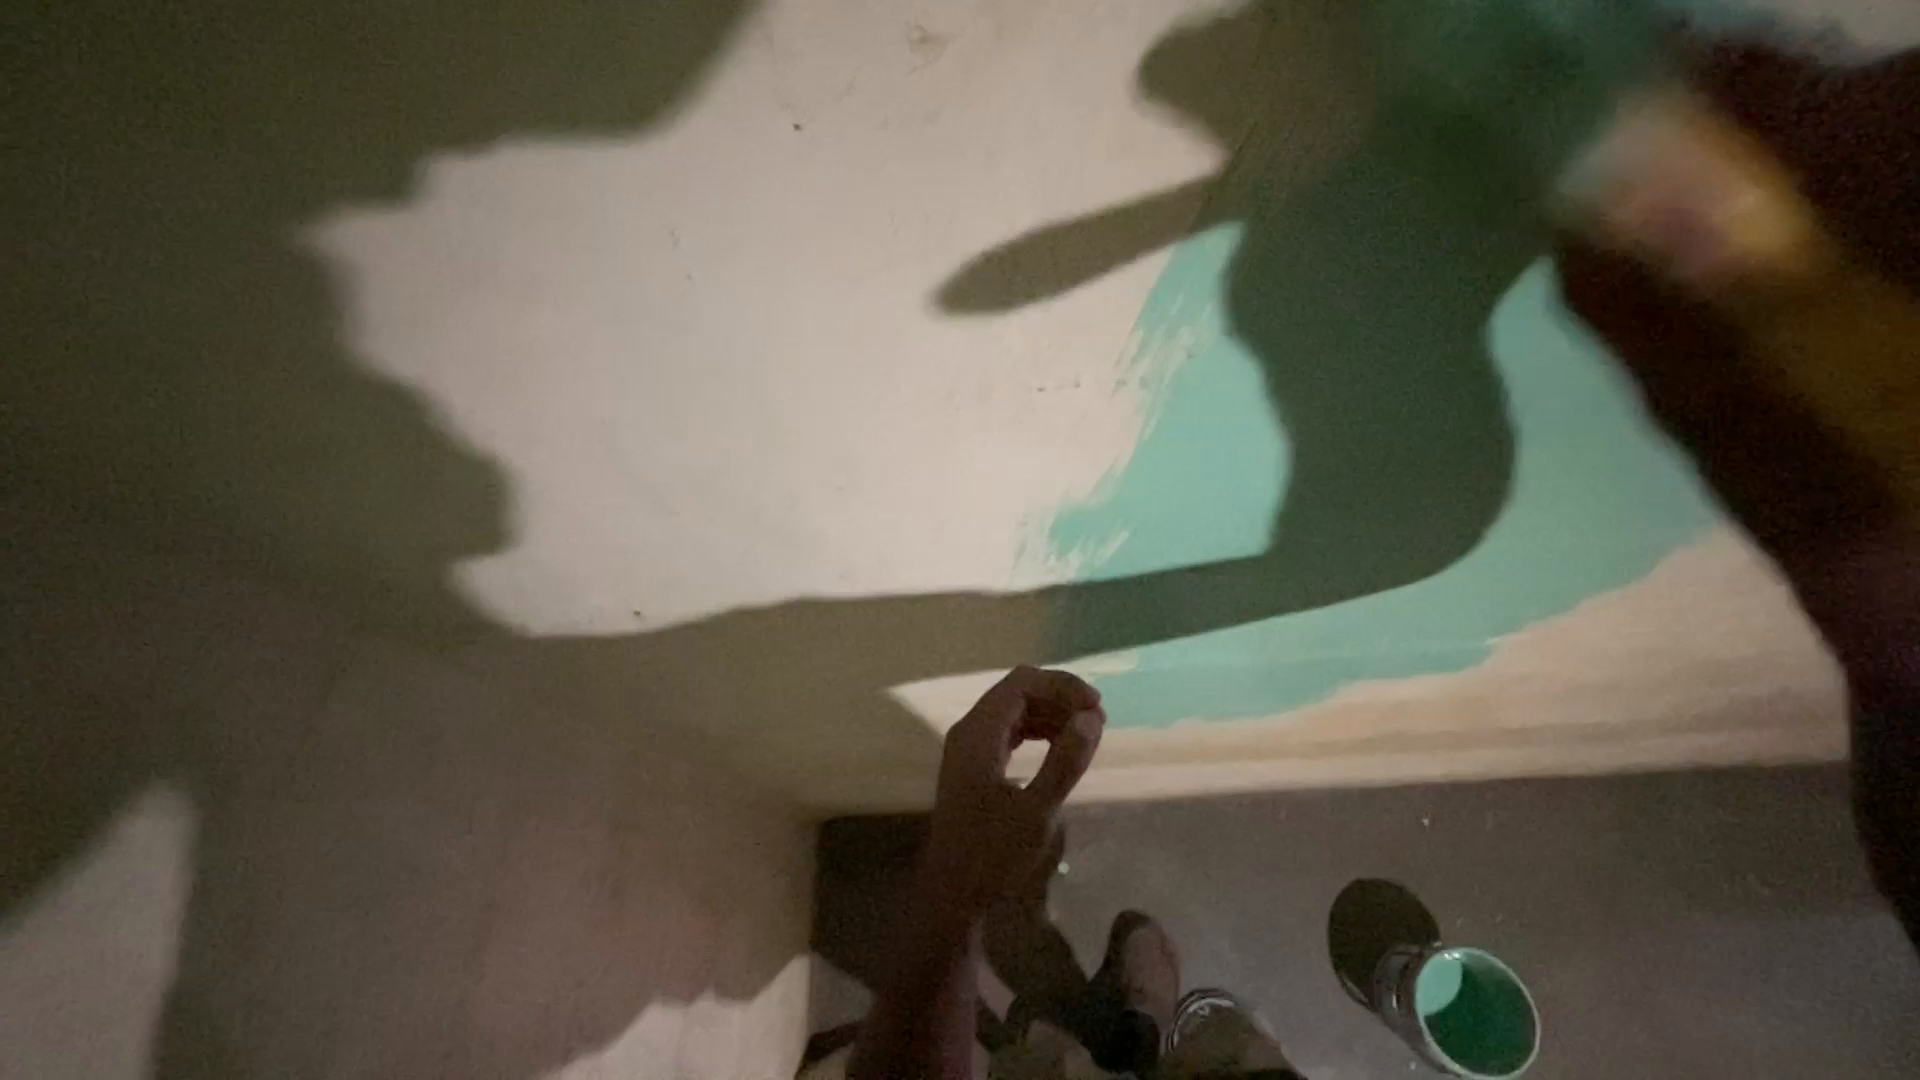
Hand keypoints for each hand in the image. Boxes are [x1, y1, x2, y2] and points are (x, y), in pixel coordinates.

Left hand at [920, 665, 1104, 915]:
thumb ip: (1064, 762)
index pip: (1021, 683)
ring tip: (1086, 733)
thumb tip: (1091, 718)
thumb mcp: (1037, 812)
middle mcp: (969, 730)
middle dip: (1058, 697)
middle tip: (1096, 721)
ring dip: (1050, 713)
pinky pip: (1009, 730)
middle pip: (1017, 690)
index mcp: (977, 733)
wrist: (952, 896)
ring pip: (1013, 709)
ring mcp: (969, 747)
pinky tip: (1061, 746)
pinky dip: (1037, 730)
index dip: (1062, 686)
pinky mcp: (975, 764)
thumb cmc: (992, 857)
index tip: (1098, 708)